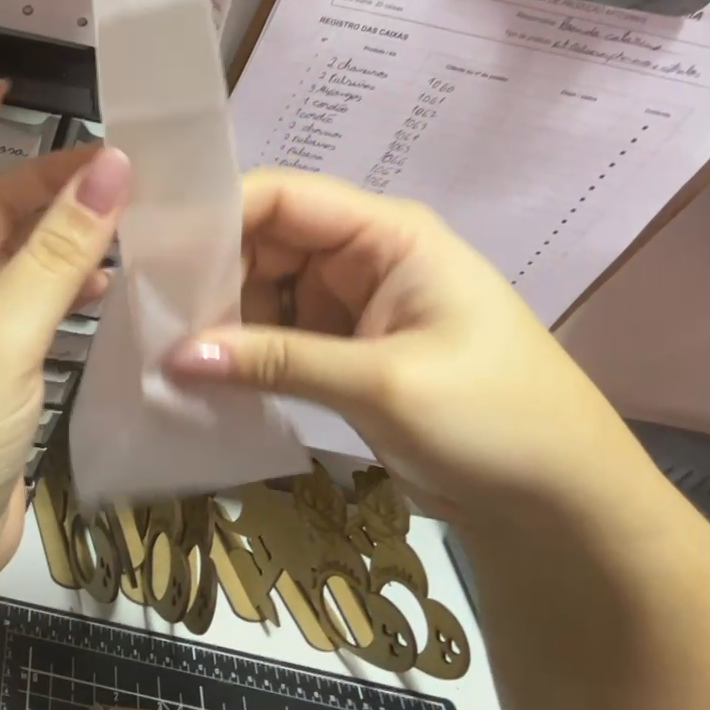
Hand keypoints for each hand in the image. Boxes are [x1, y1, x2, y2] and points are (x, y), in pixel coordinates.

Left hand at [0, 83, 127, 572]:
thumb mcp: (1, 336)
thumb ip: (57, 256)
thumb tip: (111, 167)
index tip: (4, 93)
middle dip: (43, 184)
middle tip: (116, 171)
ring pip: (19, 263)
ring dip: (65, 238)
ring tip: (127, 225)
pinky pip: (35, 311)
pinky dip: (69, 292)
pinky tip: (110, 292)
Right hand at [167, 169, 653, 524]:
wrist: (563, 511)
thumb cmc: (500, 422)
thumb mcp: (385, 385)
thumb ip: (276, 362)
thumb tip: (173, 357)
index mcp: (387, 235)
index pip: (283, 197)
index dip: (216, 213)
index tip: (152, 250)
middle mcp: (360, 258)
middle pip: (261, 242)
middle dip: (207, 275)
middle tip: (145, 314)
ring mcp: (347, 307)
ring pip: (259, 291)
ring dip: (216, 318)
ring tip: (159, 347)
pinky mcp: (337, 351)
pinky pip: (270, 336)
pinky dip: (237, 352)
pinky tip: (196, 374)